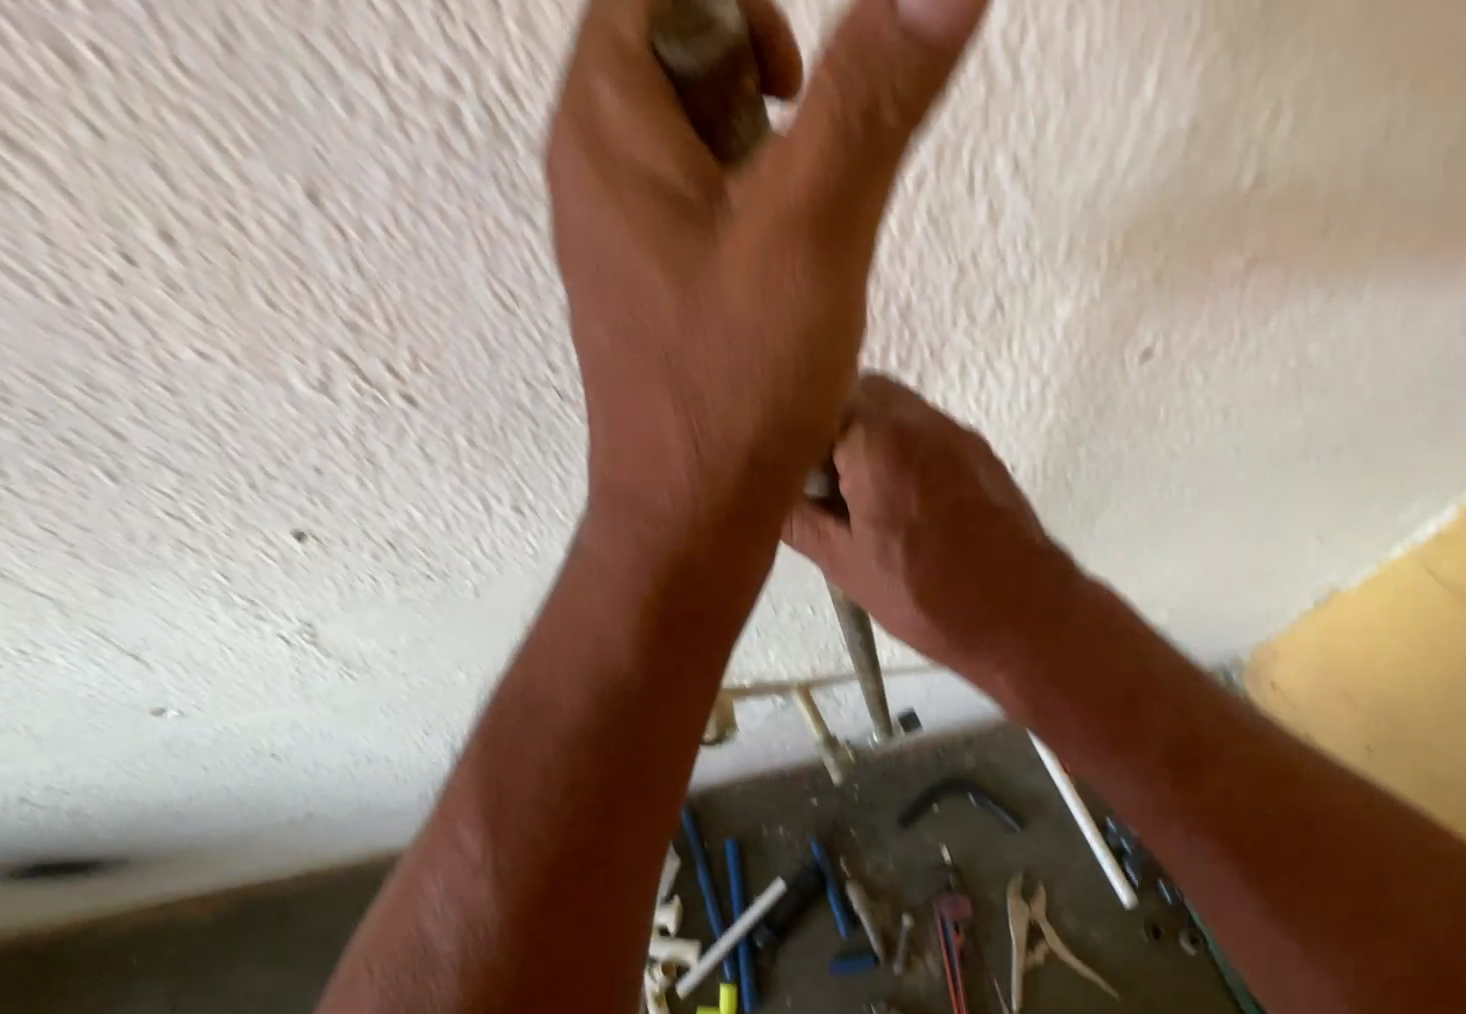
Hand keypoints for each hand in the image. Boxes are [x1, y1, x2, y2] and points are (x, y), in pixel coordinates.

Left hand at [546, 0, 991, 536]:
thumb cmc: (736, 379)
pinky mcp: (644, 270)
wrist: (690, 511)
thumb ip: (875, 88)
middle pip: (676, 42)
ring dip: (760, 147)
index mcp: (605, 120)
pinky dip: (747, 199)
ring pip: (693, 121)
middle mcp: (590, 159)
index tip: (794, 90)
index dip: (745, 8)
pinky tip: (775, 268)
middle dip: (757, 80)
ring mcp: (614, 220)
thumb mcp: (815, 224)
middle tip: (792, 171)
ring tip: (788, 232)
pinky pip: (695, 188)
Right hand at [784, 375, 1079, 677]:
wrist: (1025, 616)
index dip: (798, 438)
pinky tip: (904, 507)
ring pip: (895, 412)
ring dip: (869, 440)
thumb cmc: (925, 594)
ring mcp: (956, 434)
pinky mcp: (980, 453)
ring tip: (864, 501)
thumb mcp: (844, 564)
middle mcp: (920, 420)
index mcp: (878, 440)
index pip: (817, 402)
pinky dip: (902, 452)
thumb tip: (764, 495)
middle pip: (859, 394)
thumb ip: (797, 519)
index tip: (795, 480)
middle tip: (826, 488)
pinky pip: (926, 433)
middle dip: (833, 430)